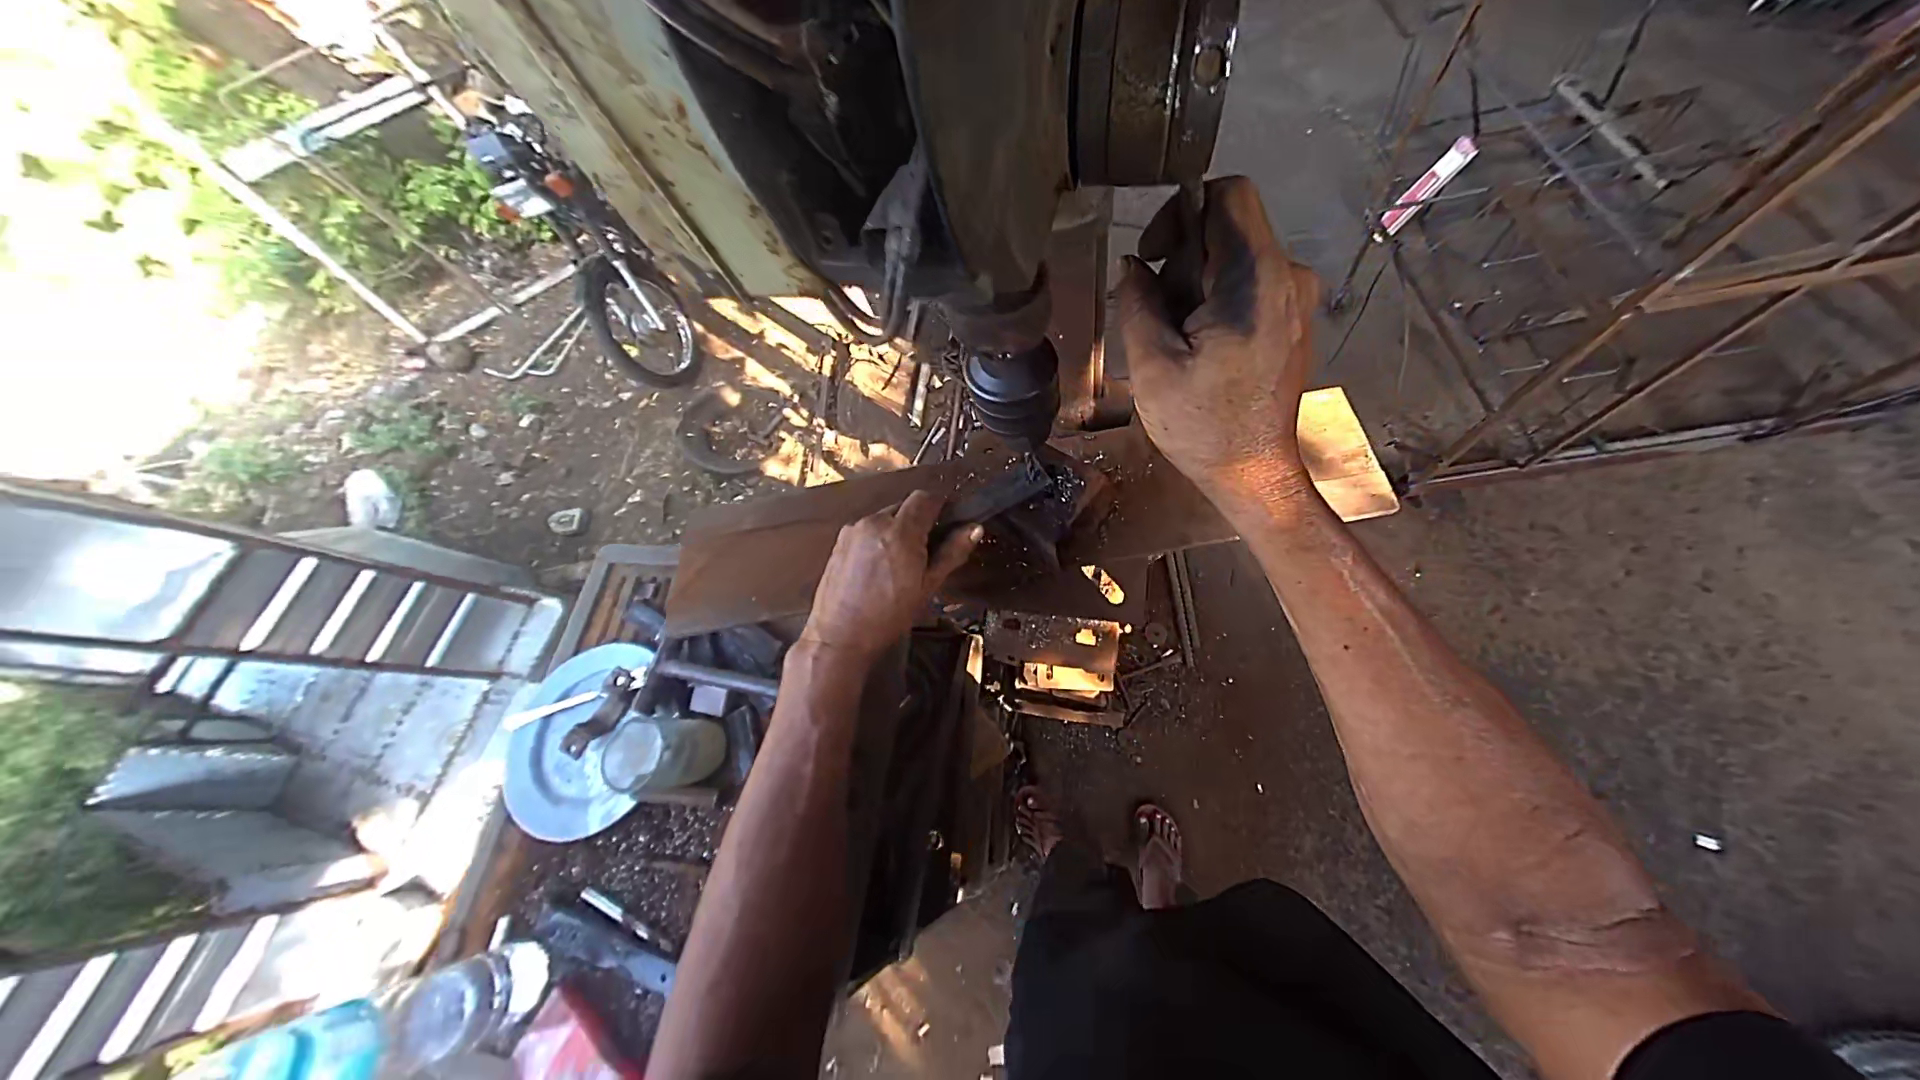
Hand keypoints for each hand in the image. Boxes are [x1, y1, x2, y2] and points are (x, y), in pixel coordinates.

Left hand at [799, 491, 981, 661]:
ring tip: (900, 565)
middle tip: (925, 553)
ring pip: (884, 518)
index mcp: (900, 531)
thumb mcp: (928, 586)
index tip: (948, 524)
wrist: (840, 636)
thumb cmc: (888, 616)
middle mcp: (874, 522)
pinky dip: (878, 540)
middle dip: (918, 522)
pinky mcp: (839, 541)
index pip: (925, 497)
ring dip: (897, 531)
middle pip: (904, 507)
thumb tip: (974, 528)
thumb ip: (952, 552)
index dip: (940, 506)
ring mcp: (853, 530)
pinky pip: (867, 530)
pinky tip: (878, 569)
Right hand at [1118, 176, 1321, 517]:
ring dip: (1196, 284)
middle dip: (1184, 259)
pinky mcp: (1294, 316)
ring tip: (1178, 338)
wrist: (1252, 470)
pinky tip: (1201, 345)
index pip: (1227, 194)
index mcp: (1257, 281)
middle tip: (1159, 314)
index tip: (1154, 256)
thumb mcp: (1151, 366)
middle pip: (1229, 227)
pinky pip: (1249, 282)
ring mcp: (1298, 297)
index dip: (1181, 212)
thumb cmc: (1201, 427)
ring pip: (1236, 256)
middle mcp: (1289, 276)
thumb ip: (1137, 302)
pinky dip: (1217, 299)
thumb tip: (1133, 264)